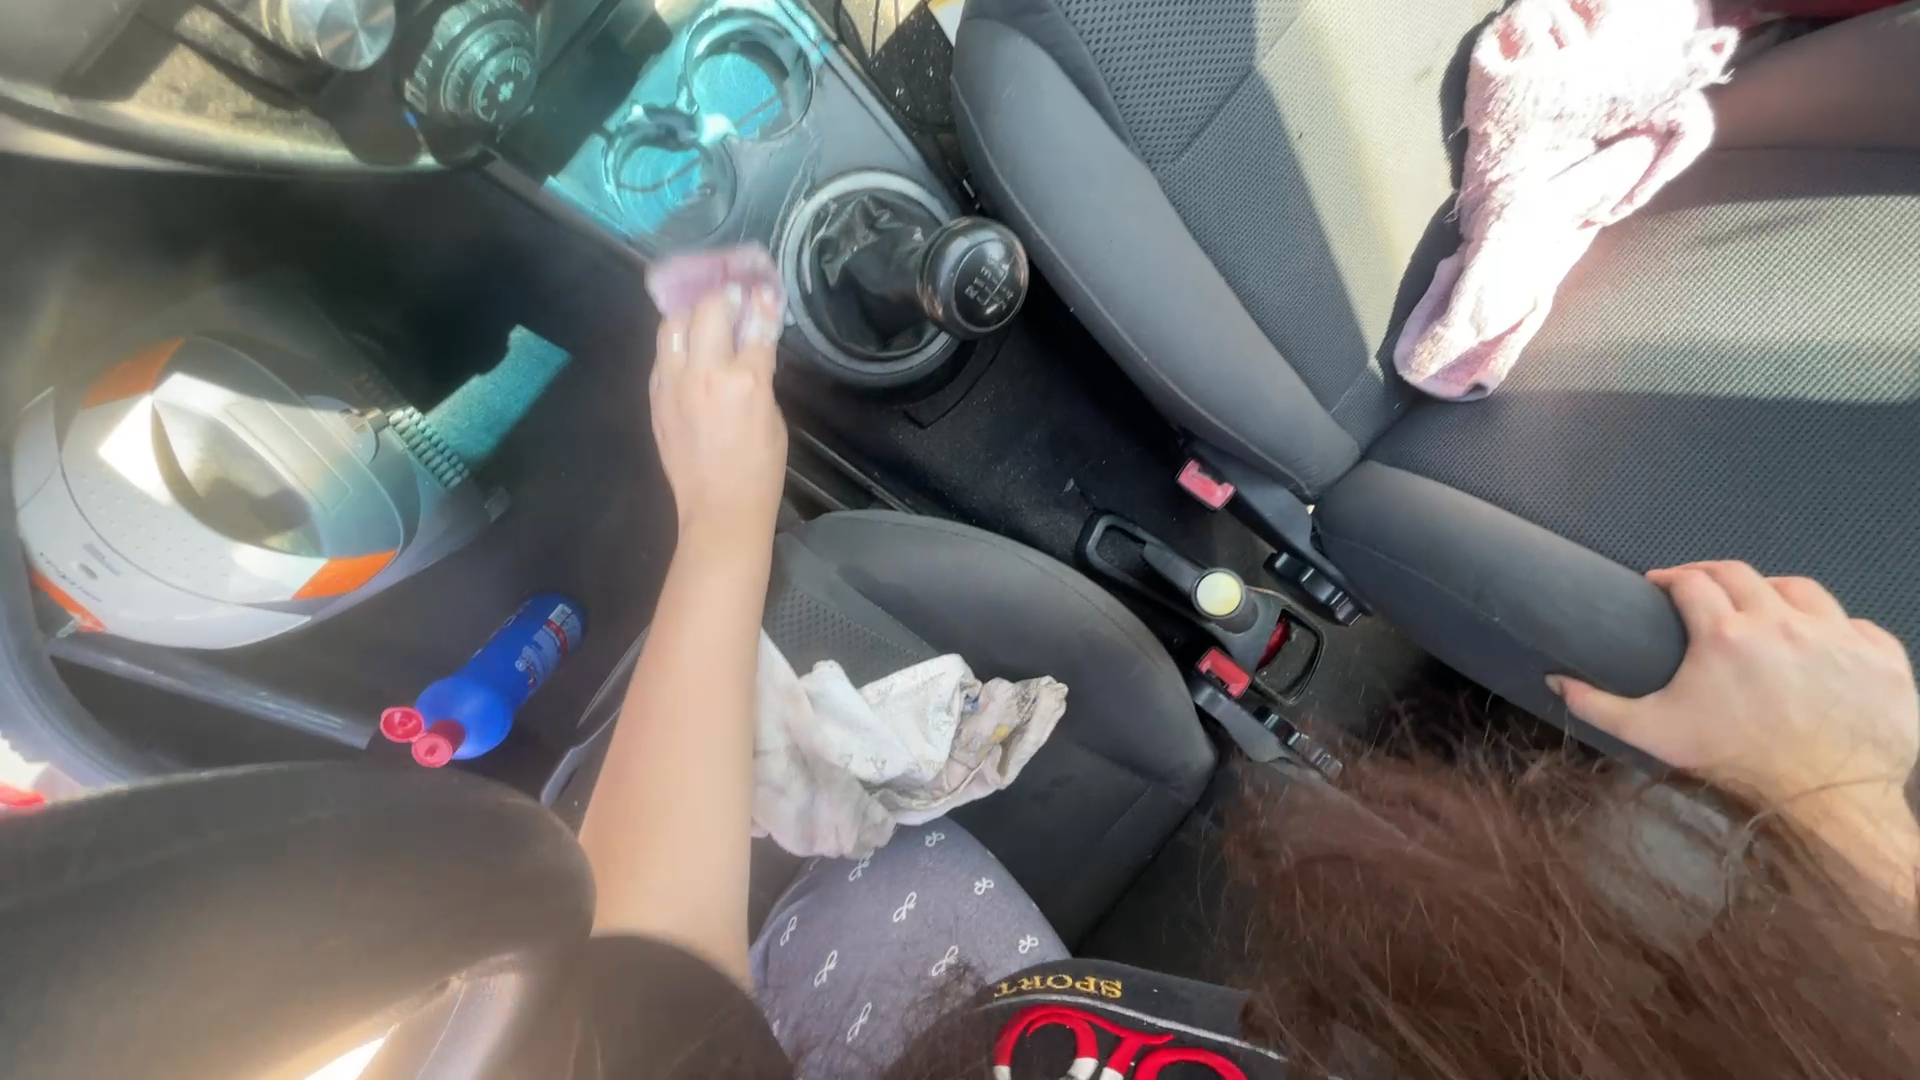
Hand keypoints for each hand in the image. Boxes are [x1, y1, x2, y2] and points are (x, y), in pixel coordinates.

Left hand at [648, 284, 787, 541]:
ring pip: (673, 325)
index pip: (754, 325)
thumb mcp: (774, 420)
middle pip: (708, 311)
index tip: (763, 289)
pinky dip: (676, 343)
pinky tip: (687, 348)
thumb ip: (761, 377)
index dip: (761, 303)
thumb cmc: (760, 470)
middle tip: (732, 298)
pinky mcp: (656, 397)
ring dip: (690, 313)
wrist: (720, 508)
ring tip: (703, 314)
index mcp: (746, 381)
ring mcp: (673, 384)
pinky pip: (662, 355)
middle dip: (722, 298)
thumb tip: (753, 348)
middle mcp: (705, 373)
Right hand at [1550, 562, 1918, 817]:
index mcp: (1724, 635)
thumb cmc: (1731, 758)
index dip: (1668, 577)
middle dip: (1710, 573)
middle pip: (1742, 574)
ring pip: (1802, 590)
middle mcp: (1782, 625)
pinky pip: (1857, 624)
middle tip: (1695, 586)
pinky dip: (1832, 624)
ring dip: (1771, 590)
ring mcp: (1840, 640)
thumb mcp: (1648, 731)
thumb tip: (1554, 681)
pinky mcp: (1884, 661)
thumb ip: (1594, 703)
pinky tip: (1815, 640)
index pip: (1691, 581)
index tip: (1658, 585)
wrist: (1826, 797)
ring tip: (1757, 605)